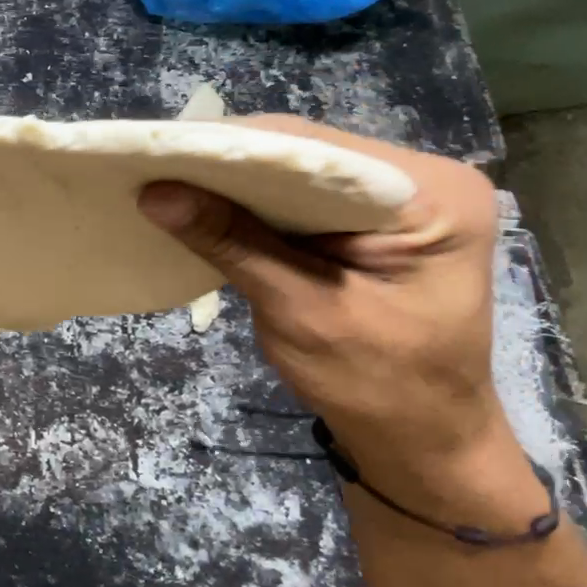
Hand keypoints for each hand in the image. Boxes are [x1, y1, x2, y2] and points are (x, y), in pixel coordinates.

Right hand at [137, 116, 527, 520]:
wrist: (422, 438)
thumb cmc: (379, 382)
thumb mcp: (301, 311)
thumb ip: (232, 243)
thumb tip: (154, 191)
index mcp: (436, 196)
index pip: (316, 149)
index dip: (234, 147)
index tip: (160, 152)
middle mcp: (422, 181)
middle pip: (302, 150)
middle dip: (226, 160)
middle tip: (150, 165)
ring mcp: (395, 196)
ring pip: (290, 165)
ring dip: (228, 177)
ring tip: (163, 178)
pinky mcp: (366, 213)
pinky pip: (292, 188)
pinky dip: (244, 196)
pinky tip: (200, 202)